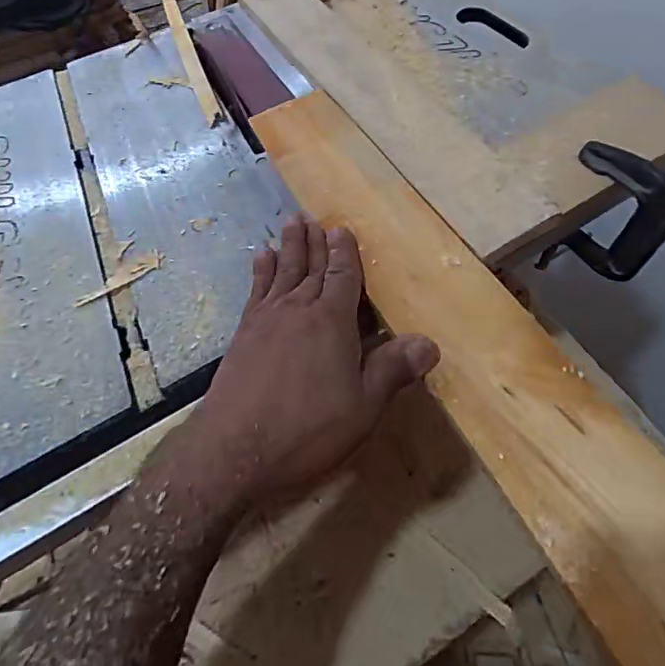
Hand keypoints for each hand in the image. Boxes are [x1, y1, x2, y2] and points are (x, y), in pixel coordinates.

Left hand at [183, 215, 438, 506]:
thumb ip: (393, 370)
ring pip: (283, 272)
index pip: (342, 277)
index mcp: (332, 322)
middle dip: (315, 242)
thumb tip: (430, 343)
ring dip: (290, 246)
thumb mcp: (362, 407)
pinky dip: (262, 271)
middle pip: (310, 267)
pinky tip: (262, 258)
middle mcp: (299, 309)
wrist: (234, 449)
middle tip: (313, 216)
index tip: (343, 229)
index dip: (344, 253)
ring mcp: (267, 319)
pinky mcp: (244, 333)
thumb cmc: (307, 429)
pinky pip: (257, 290)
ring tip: (291, 222)